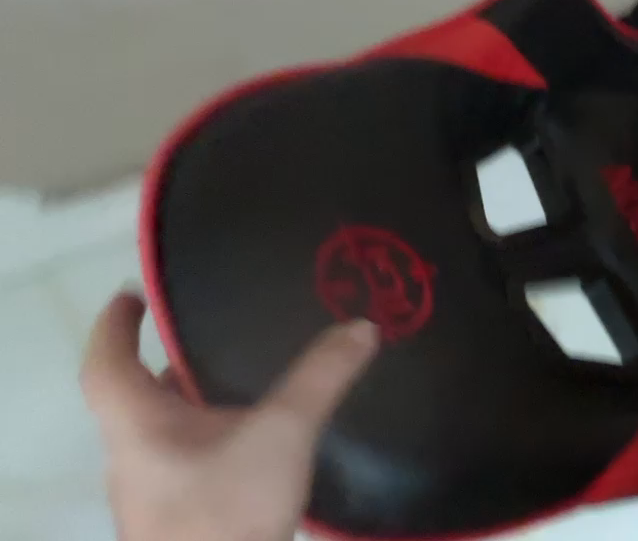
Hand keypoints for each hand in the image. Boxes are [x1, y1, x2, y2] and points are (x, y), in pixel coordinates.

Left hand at [81, 292, 378, 540]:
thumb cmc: (224, 511)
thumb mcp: (283, 434)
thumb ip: (322, 376)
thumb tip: (362, 324)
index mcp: (142, 429)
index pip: (108, 368)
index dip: (117, 327)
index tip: (135, 292)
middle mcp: (141, 452)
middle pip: (145, 393)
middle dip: (179, 353)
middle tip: (228, 319)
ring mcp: (164, 482)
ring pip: (177, 420)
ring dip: (208, 387)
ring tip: (263, 358)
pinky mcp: (191, 502)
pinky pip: (204, 443)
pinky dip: (231, 417)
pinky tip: (275, 417)